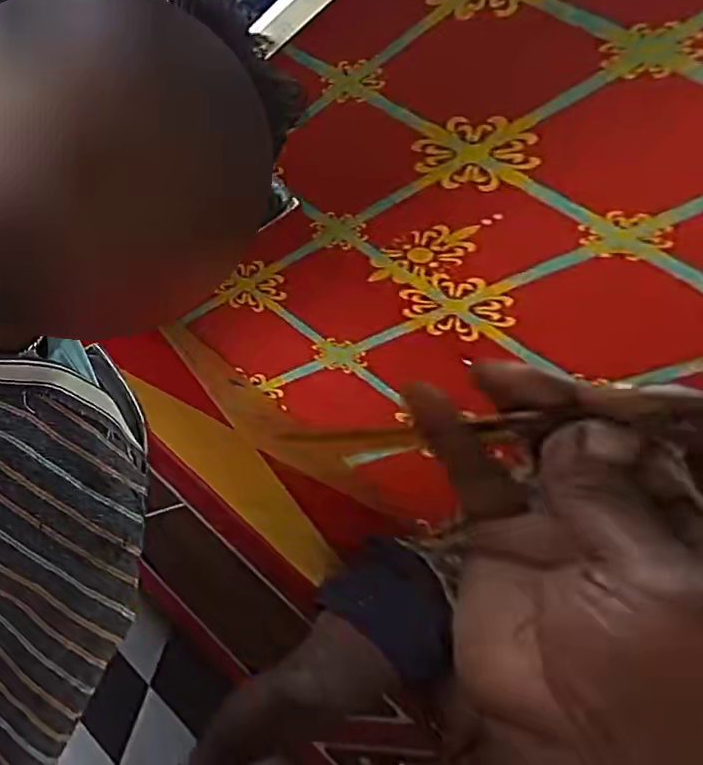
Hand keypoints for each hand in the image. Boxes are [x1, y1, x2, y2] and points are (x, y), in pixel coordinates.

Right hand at [407, 364, 702, 764]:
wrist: (571, 735)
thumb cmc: (660, 675)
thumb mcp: (660, 585)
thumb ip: (614, 503)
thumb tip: (585, 432)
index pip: (695, 451)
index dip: (655, 414)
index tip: (604, 395)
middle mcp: (650, 520)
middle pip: (616, 440)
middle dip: (576, 402)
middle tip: (524, 377)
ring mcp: (569, 523)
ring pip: (544, 447)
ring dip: (515, 408)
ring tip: (483, 374)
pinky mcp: (501, 529)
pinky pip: (474, 471)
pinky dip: (449, 433)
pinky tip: (427, 400)